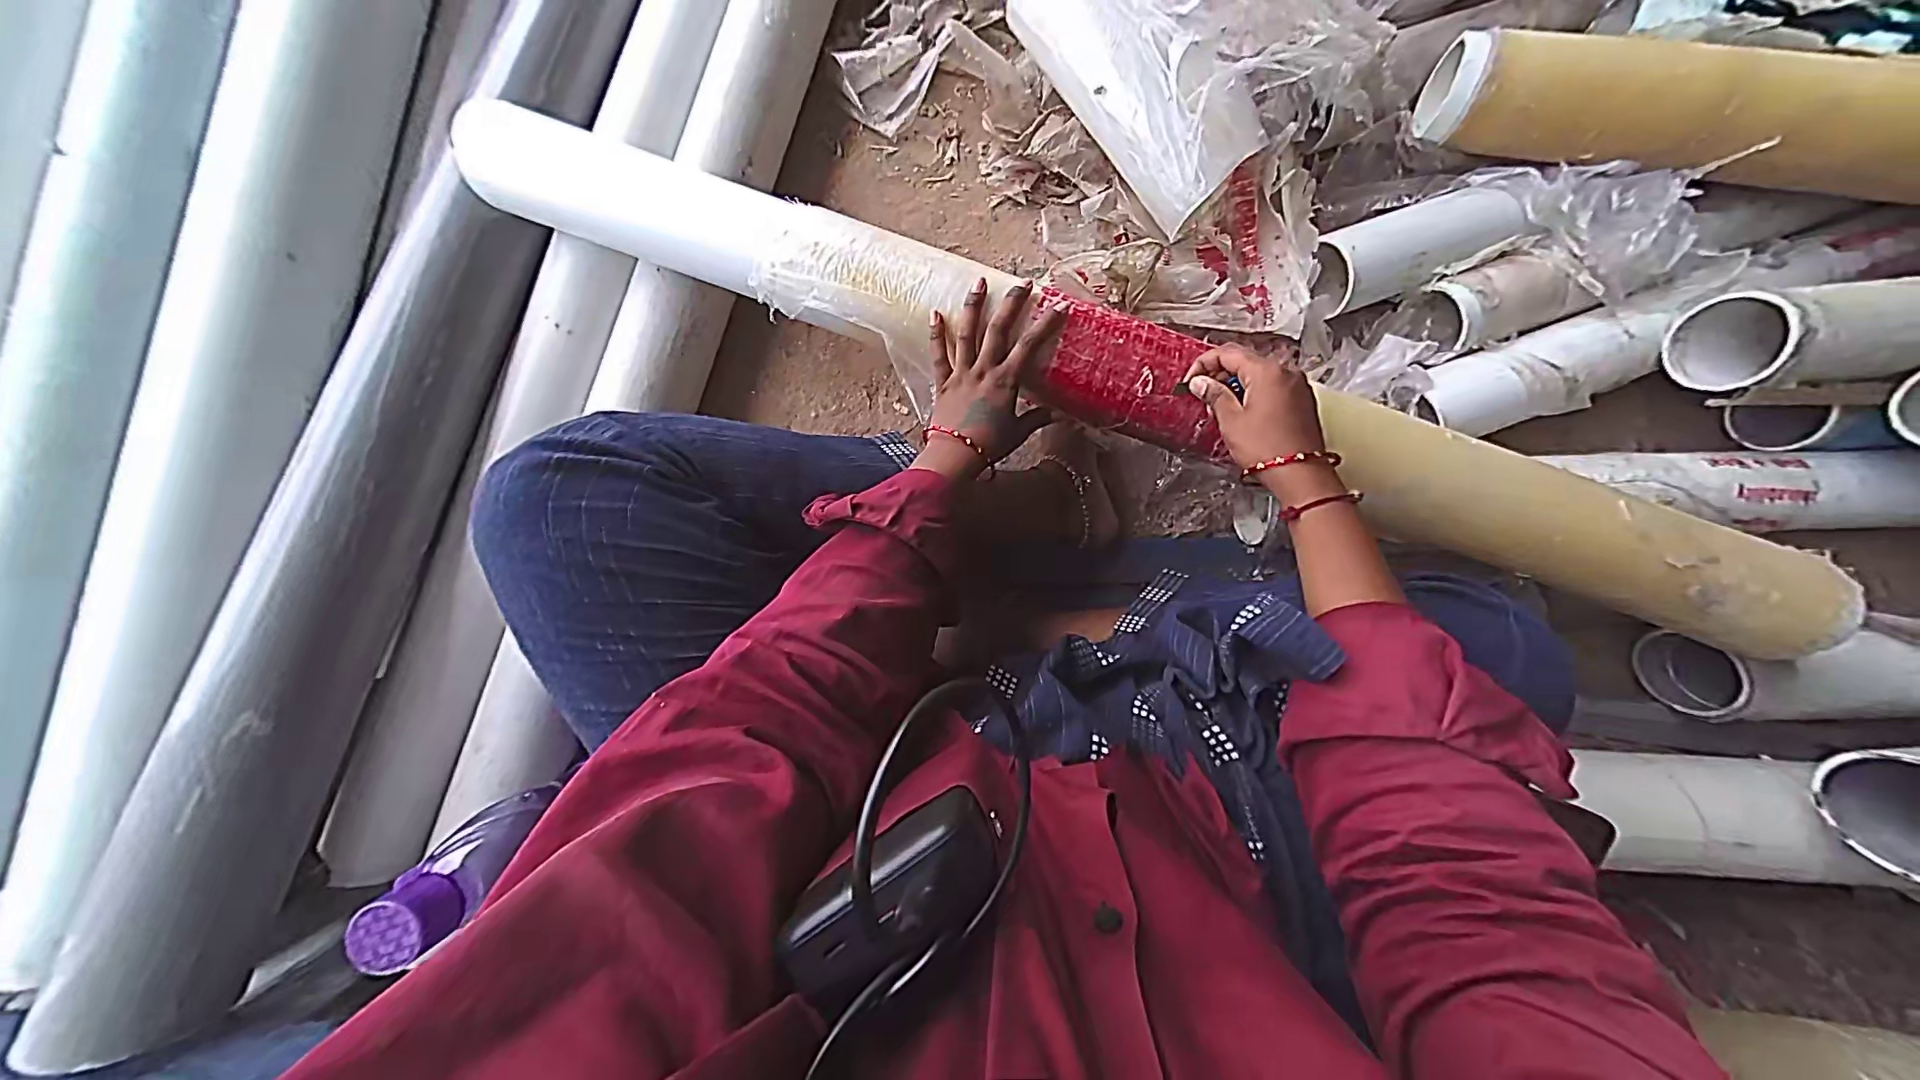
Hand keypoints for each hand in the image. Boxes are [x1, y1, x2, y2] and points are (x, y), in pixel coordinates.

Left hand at [913, 279, 1067, 479]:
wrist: (954, 456)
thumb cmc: (989, 446)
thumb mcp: (1018, 432)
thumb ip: (1037, 418)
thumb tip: (1059, 415)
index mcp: (1006, 380)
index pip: (1030, 345)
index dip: (1046, 324)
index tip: (1061, 305)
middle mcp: (983, 370)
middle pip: (998, 329)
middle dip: (1012, 303)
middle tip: (1023, 283)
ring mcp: (961, 373)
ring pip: (967, 333)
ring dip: (974, 306)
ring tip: (979, 282)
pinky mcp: (943, 382)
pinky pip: (939, 354)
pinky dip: (936, 333)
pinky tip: (935, 313)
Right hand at [1183, 345, 1327, 469]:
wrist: (1300, 473)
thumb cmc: (1268, 449)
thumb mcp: (1231, 420)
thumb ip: (1214, 395)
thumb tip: (1201, 382)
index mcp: (1267, 371)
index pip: (1228, 353)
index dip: (1204, 364)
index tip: (1192, 379)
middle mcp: (1286, 371)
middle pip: (1245, 360)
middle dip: (1219, 373)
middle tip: (1202, 393)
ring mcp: (1297, 385)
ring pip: (1259, 372)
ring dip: (1236, 383)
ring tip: (1221, 406)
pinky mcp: (1301, 399)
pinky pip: (1273, 385)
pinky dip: (1254, 391)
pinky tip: (1243, 411)